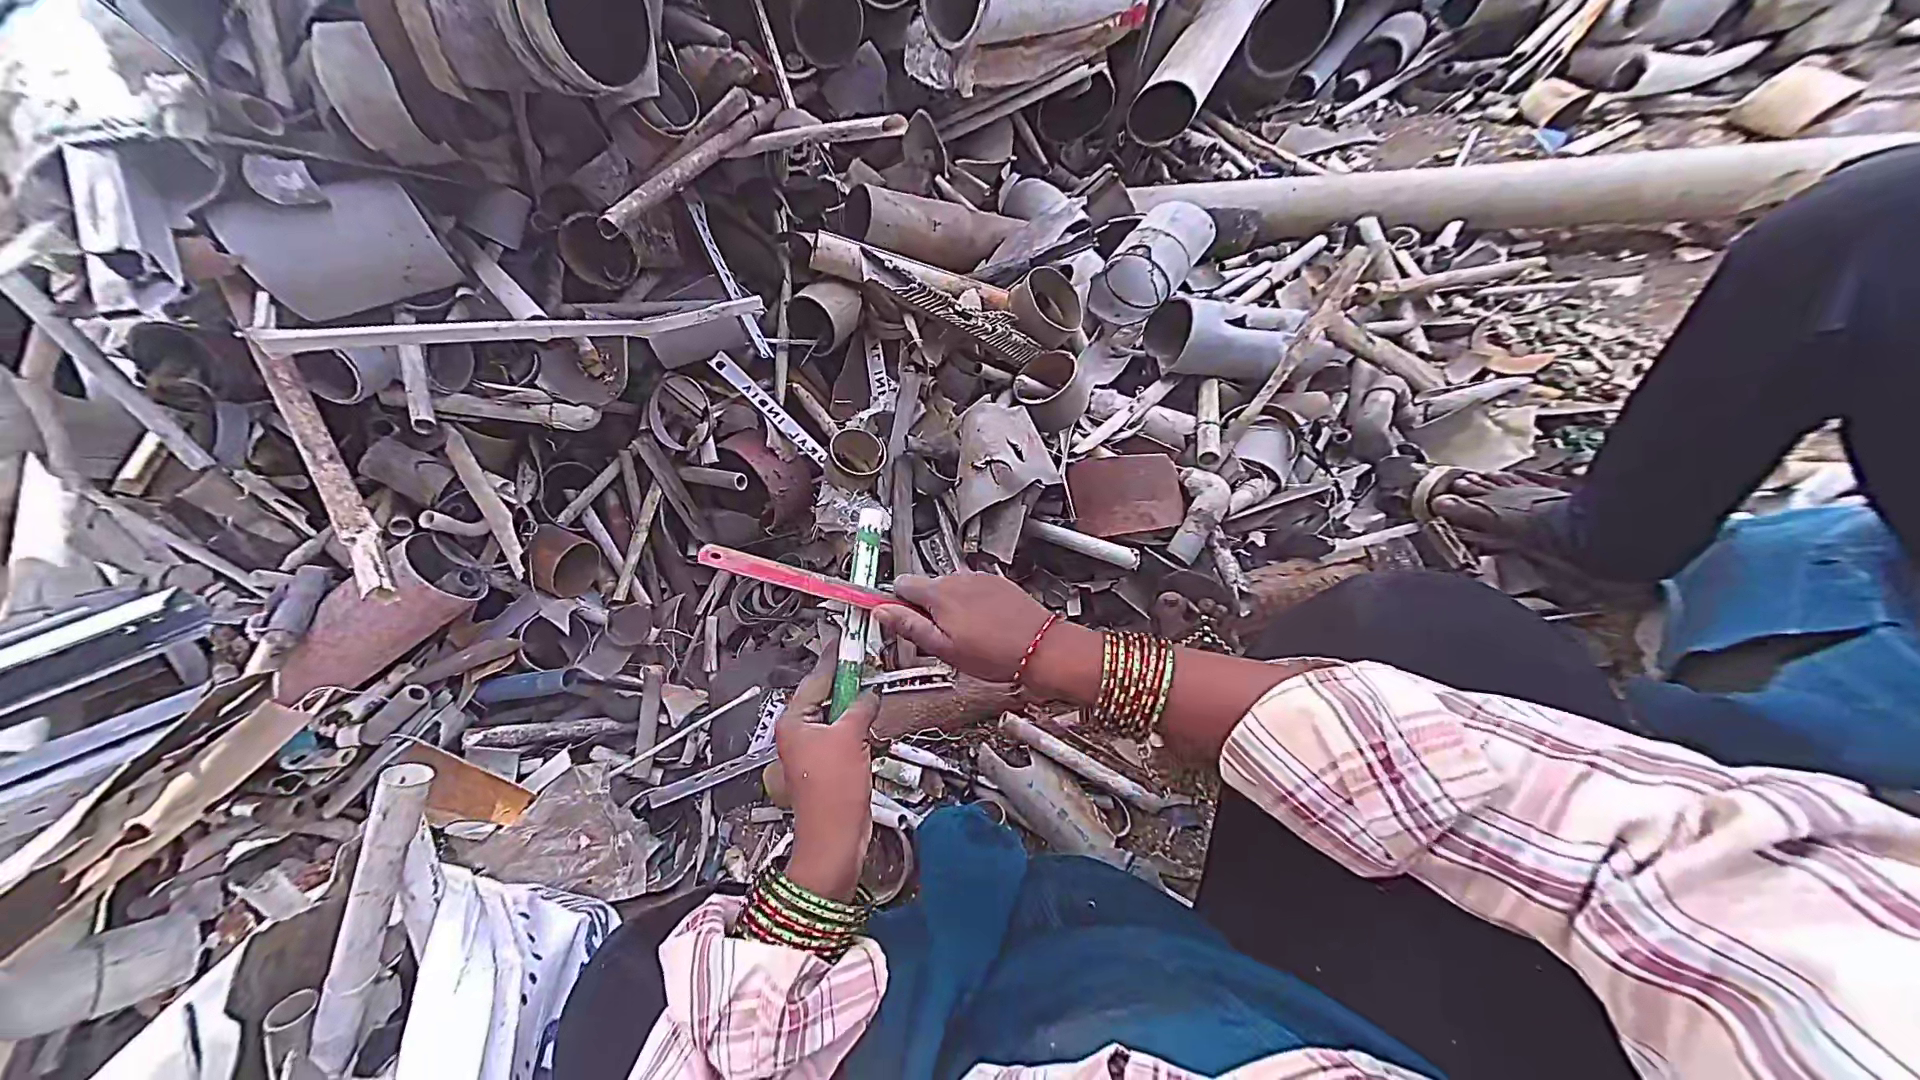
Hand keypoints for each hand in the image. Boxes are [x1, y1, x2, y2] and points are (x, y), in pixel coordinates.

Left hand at [772, 644, 876, 901]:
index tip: (846, 643)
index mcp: (793, 723)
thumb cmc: (832, 794)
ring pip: (836, 716)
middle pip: (825, 696)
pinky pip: (844, 735)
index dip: (835, 660)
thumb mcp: (851, 737)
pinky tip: (871, 720)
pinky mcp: (828, 765)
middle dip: (848, 683)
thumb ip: (861, 706)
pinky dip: (858, 726)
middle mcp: (798, 735)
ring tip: (872, 691)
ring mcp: (813, 751)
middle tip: (867, 665)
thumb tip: (869, 693)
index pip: (816, 679)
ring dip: (855, 706)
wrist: (836, 838)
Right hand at [873, 572, 1055, 681]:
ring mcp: (979, 578)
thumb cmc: (995, 653)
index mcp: (938, 593)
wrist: (1041, 647)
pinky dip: (970, 604)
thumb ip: (909, 626)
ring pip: (949, 589)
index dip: (896, 604)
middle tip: (937, 638)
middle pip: (925, 587)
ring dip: (948, 607)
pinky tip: (982, 626)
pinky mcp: (996, 582)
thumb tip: (881, 612)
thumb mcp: (943, 648)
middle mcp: (957, 578)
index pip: (900, 584)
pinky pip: (972, 589)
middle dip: (924, 609)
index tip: (897, 619)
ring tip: (964, 635)